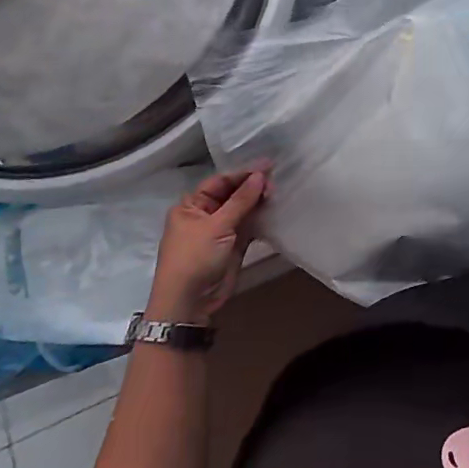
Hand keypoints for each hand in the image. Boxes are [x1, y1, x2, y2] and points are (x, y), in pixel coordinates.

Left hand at [147, 166, 269, 324]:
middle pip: (232, 194)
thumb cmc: (195, 257)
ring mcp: (220, 231)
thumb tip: (260, 175)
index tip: (267, 166)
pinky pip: (249, 226)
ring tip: (278, 193)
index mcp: (191, 206)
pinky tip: (275, 210)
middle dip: (252, 187)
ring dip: (258, 202)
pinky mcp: (233, 245)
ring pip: (243, 210)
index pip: (219, 182)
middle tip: (276, 182)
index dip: (242, 174)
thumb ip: (241, 200)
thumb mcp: (216, 226)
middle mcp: (205, 215)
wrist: (190, 301)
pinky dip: (261, 219)